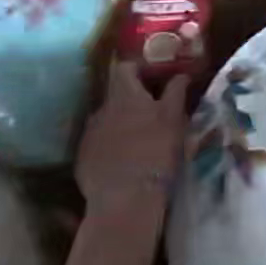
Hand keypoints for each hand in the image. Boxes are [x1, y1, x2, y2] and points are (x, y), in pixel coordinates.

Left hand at [76, 64, 187, 214]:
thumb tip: (182, 73)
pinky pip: (99, 142)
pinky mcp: (83, 158)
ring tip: (140, 135)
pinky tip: (126, 157)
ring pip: (107, 119)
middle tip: (154, 108)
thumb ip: (177, 90)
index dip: (139, 68)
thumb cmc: (155, 149)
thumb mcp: (174, 117)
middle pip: (116, 94)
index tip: (155, 76)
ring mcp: (89, 135)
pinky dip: (112, 143)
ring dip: (122, 121)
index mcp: (124, 95)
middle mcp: (101, 109)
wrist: (125, 197)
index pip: (124, 68)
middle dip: (133, 98)